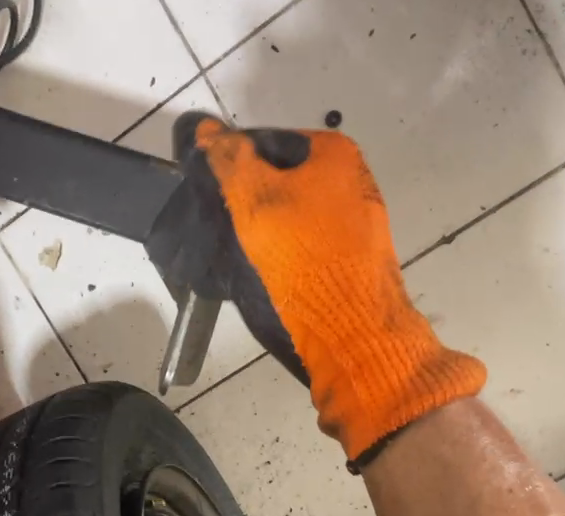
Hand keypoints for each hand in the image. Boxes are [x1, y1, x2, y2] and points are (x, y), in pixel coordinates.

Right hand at [145, 112, 485, 467]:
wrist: (354, 336)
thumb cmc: (304, 262)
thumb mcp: (255, 204)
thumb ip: (228, 163)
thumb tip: (205, 131)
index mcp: (335, 154)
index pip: (265, 144)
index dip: (231, 170)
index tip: (213, 201)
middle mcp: (354, 182)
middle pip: (281, 185)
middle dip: (249, 208)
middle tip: (224, 234)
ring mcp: (359, 226)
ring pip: (293, 222)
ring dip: (266, 240)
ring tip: (244, 263)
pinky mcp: (356, 266)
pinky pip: (309, 253)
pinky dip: (287, 263)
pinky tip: (272, 283)